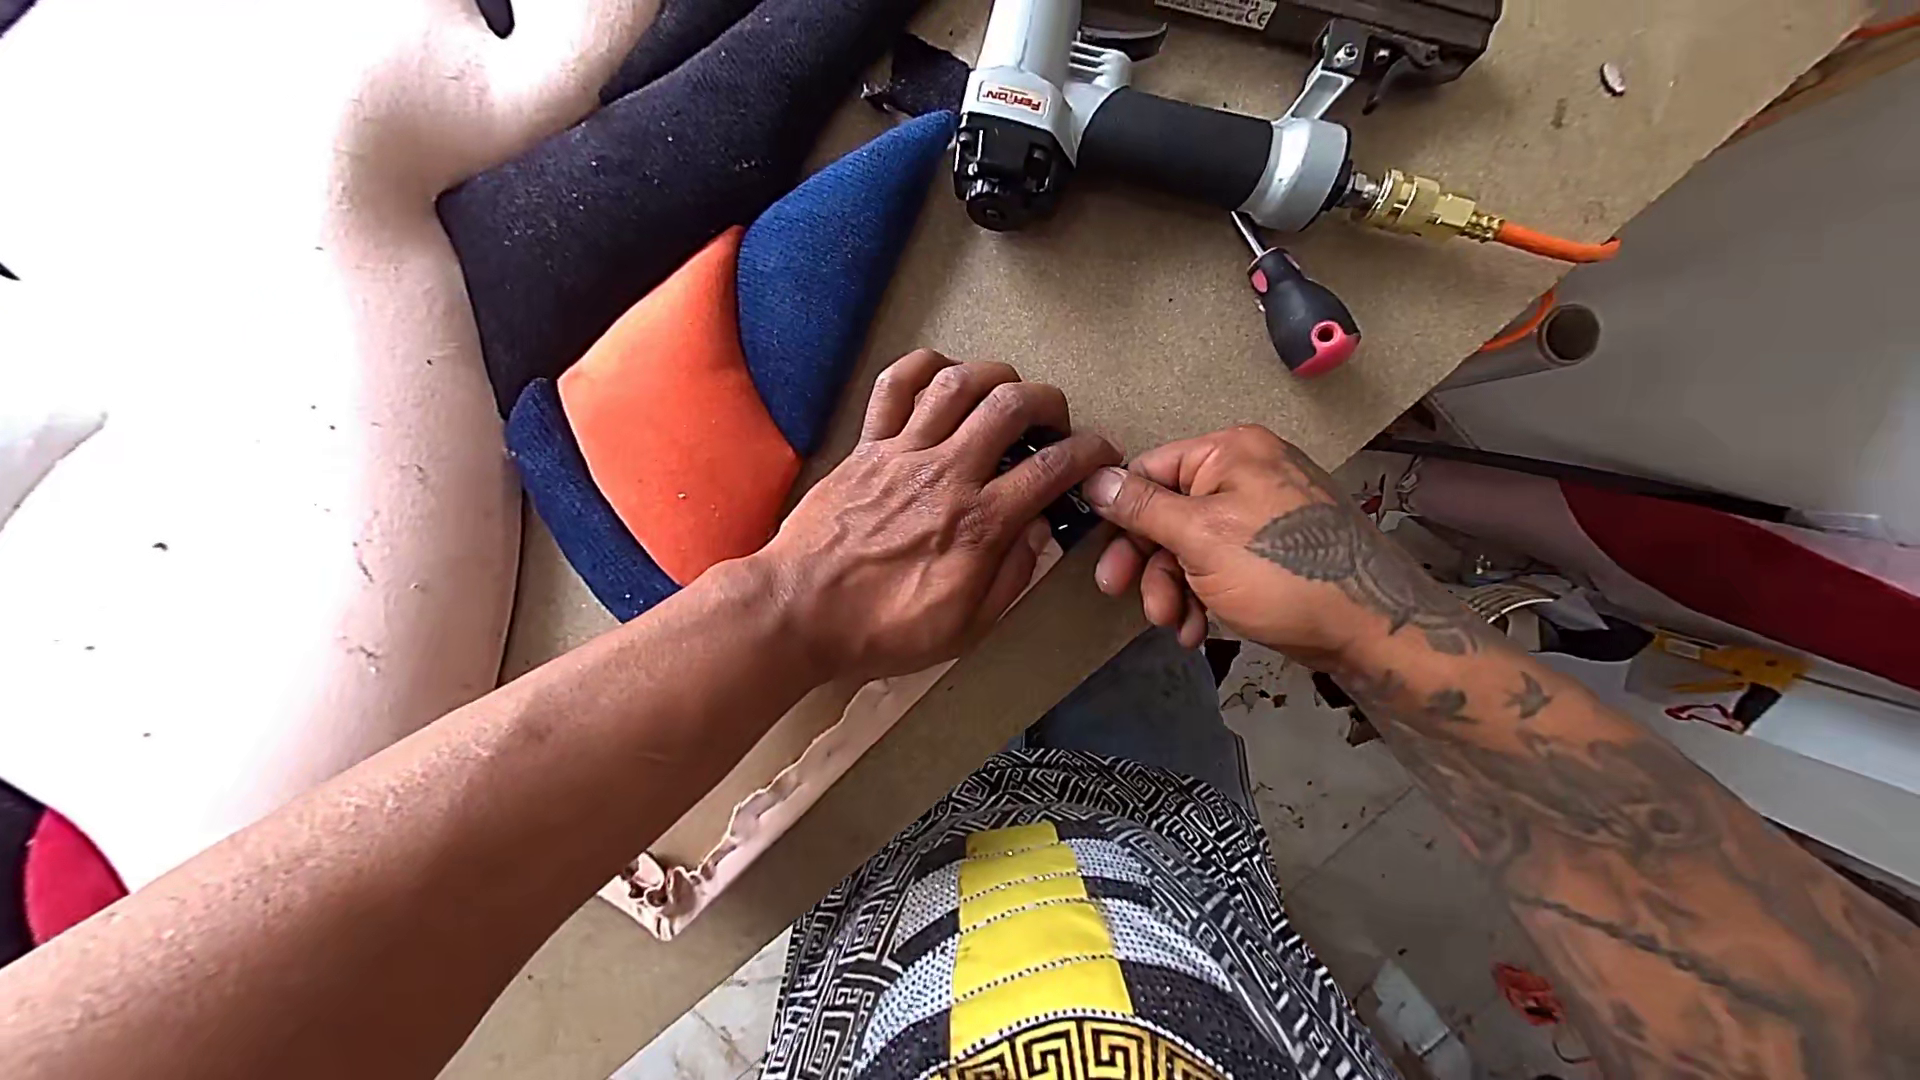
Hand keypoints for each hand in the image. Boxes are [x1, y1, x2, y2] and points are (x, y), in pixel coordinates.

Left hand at [759, 350, 1120, 681]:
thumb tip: (1038, 530)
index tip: (1101, 453)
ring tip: (1006, 395)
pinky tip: (944, 376)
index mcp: (980, 523)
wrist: (798, 612)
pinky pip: (894, 385)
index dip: (1090, 453)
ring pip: (959, 383)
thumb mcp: (966, 627)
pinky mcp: (866, 446)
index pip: (1053, 468)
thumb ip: (1011, 576)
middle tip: (1054, 422)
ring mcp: (903, 453)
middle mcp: (947, 474)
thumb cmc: (883, 629)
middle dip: (1050, 401)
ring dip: (995, 376)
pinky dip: (924, 366)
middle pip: (1012, 406)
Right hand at [1080, 425, 1484, 662]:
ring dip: (1171, 588)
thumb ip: (1141, 506)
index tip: (1105, 556)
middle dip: (1148, 564)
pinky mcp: (1268, 550)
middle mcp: (1243, 473)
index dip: (1121, 516)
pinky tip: (1197, 628)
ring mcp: (1257, 514)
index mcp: (1228, 453)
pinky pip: (1215, 563)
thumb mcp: (1198, 536)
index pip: (1149, 471)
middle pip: (1165, 514)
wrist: (1372, 629)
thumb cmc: (1283, 572)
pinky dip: (1200, 595)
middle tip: (1122, 594)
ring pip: (1187, 546)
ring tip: (1174, 624)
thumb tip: (1093, 477)